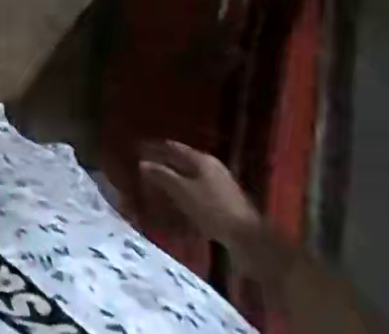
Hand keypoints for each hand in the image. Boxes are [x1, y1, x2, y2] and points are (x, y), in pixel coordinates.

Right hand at [140, 140, 278, 275]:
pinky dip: (186, 189)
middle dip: (165, 162)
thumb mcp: (182, 191)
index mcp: (202, 159)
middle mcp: (213, 167)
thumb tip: (143, 162)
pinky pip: (200, 188)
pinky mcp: (227, 201)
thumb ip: (162, 175)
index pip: (173, 147)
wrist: (249, 240)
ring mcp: (222, 184)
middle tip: (146, 165)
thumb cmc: (212, 210)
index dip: (155, 147)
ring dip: (176, 176)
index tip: (139, 149)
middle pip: (184, 160)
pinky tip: (179, 198)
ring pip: (192, 175)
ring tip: (159, 182)